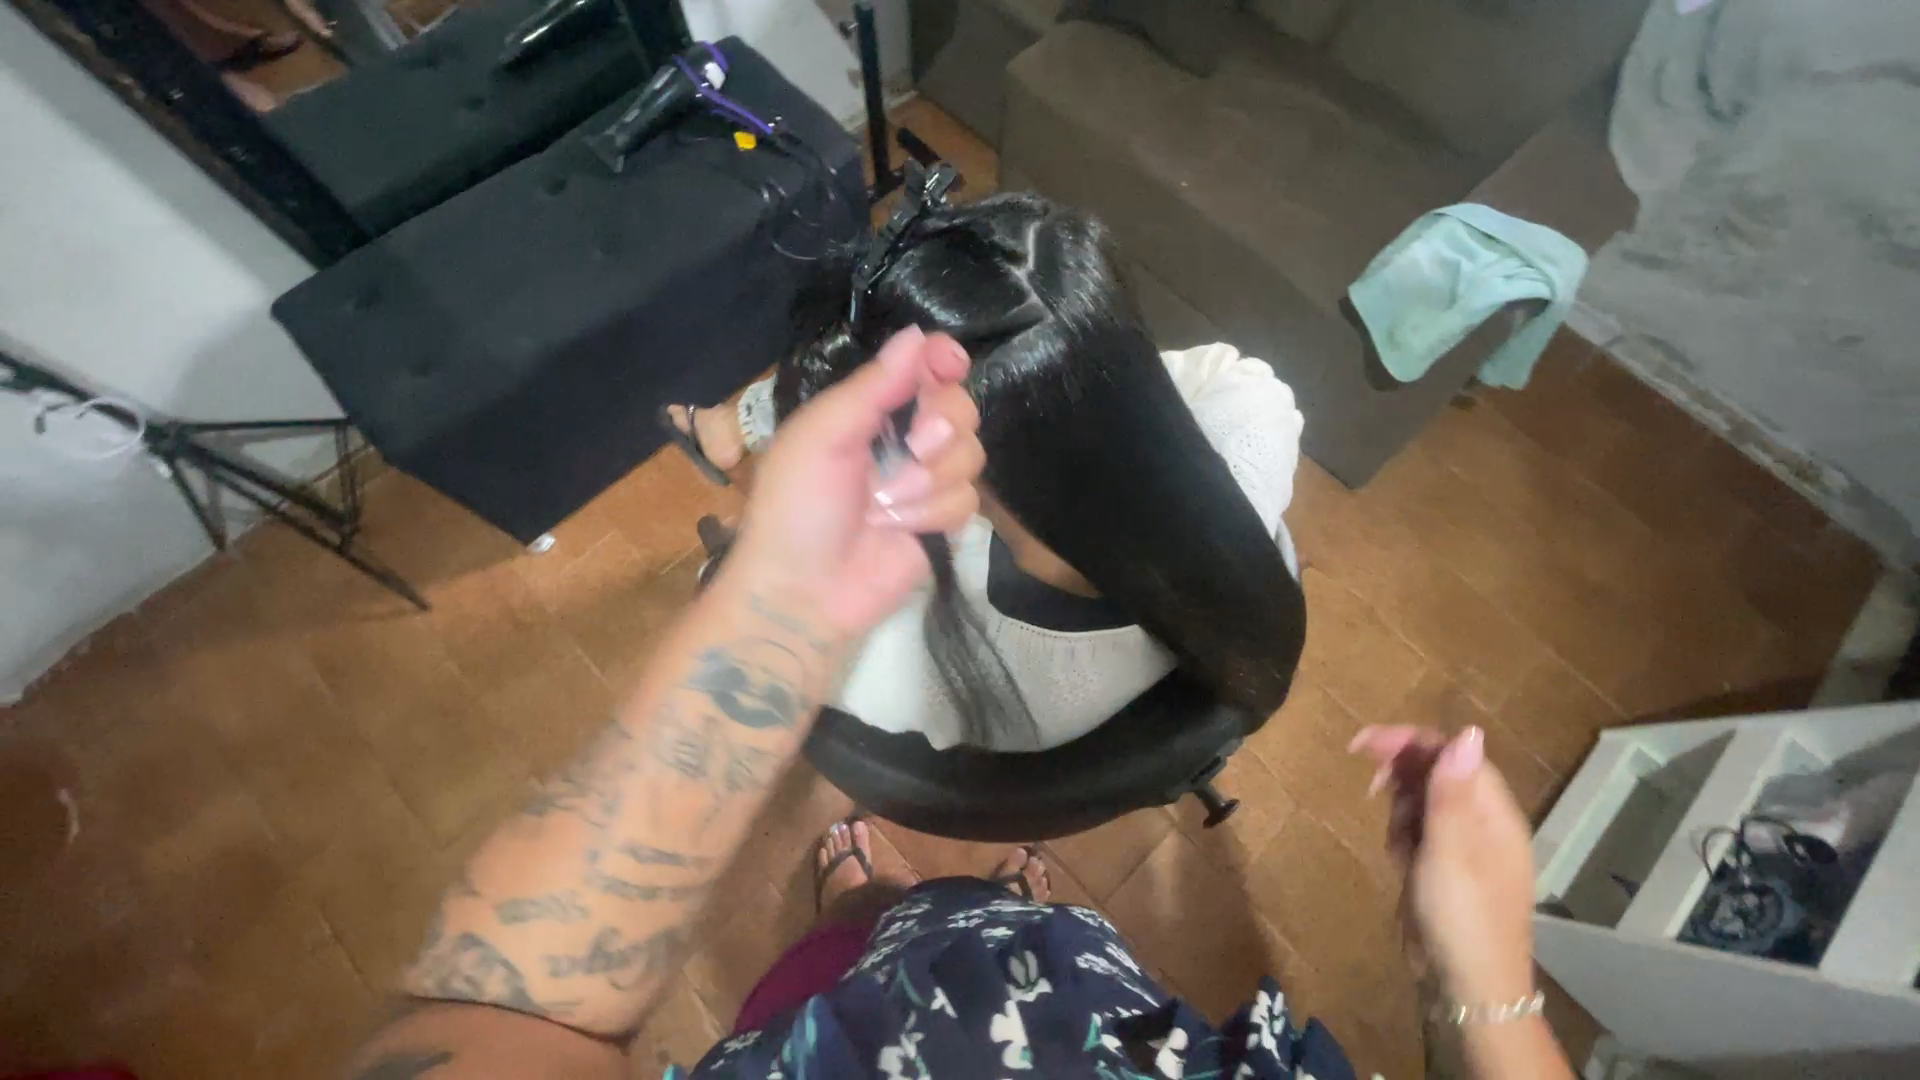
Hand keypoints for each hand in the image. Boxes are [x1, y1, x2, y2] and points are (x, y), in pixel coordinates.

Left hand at [720, 326, 983, 636]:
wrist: (804, 590)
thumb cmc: (798, 507)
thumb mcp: (823, 435)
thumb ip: (873, 387)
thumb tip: (919, 334)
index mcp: (868, 411)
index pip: (923, 369)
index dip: (943, 360)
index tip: (951, 364)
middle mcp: (902, 440)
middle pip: (960, 408)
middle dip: (940, 427)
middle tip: (914, 446)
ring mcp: (925, 482)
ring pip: (970, 455)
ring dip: (928, 481)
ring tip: (885, 506)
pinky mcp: (941, 522)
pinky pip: (968, 501)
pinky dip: (932, 515)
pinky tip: (899, 530)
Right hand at [1349, 725, 1537, 1008]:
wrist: (1469, 987)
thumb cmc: (1461, 915)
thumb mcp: (1451, 849)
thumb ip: (1452, 790)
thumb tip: (1468, 730)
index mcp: (1494, 816)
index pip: (1455, 755)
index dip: (1411, 742)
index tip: (1361, 744)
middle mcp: (1484, 825)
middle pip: (1437, 774)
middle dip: (1400, 775)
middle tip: (1369, 790)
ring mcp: (1465, 847)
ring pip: (1423, 801)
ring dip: (1399, 808)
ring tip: (1394, 839)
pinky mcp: (1444, 868)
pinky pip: (1418, 831)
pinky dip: (1401, 835)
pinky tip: (1397, 856)